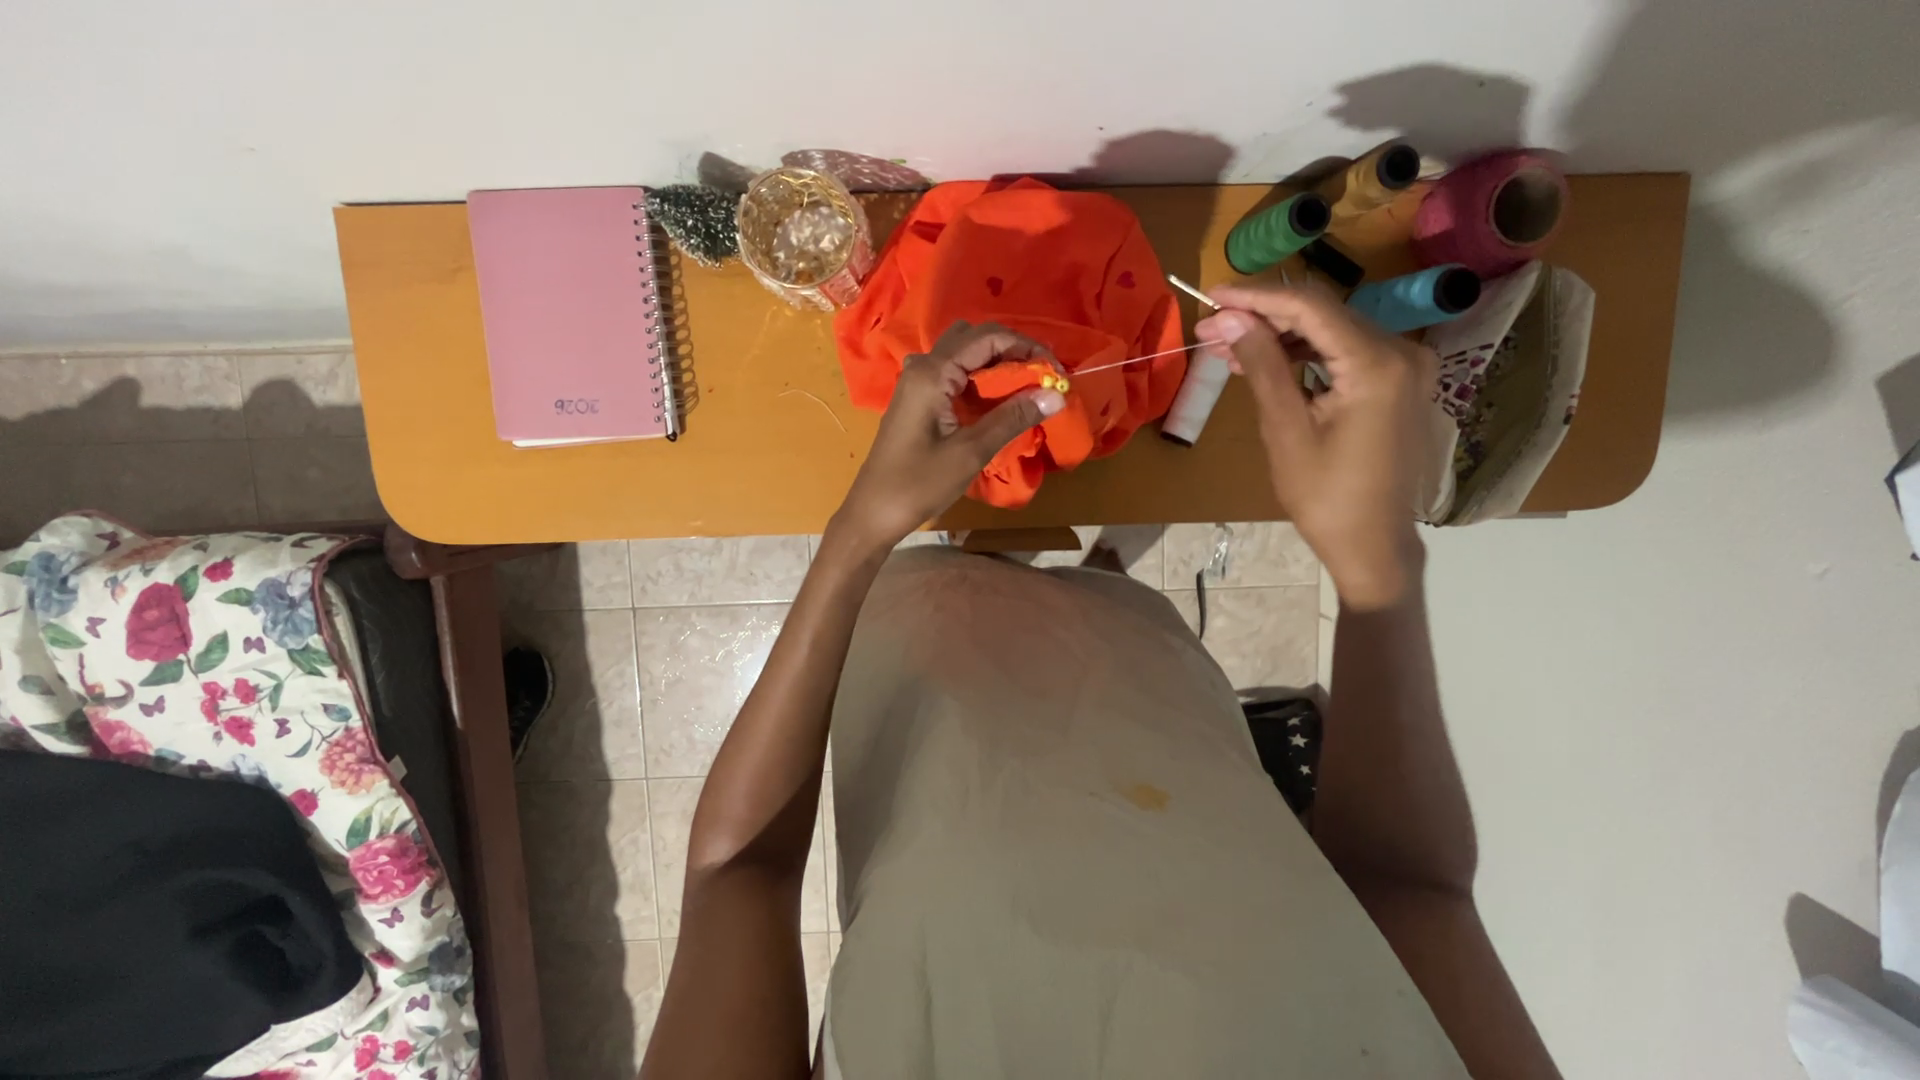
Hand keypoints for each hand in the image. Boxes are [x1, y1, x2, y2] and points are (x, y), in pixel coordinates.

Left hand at [830, 321, 1065, 552]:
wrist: (873, 512)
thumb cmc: (919, 483)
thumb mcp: (971, 451)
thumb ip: (1012, 418)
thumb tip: (1056, 394)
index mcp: (932, 372)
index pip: (987, 337)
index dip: (1026, 347)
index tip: (1055, 370)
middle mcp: (922, 367)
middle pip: (974, 338)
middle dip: (1012, 350)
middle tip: (1042, 376)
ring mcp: (916, 382)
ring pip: (962, 354)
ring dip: (995, 363)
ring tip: (1026, 387)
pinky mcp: (916, 399)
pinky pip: (952, 373)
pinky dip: (979, 378)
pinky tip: (998, 400)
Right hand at [1198, 281, 1434, 608]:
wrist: (1373, 544)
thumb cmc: (1325, 497)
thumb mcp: (1286, 430)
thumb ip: (1263, 365)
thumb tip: (1232, 319)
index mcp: (1377, 364)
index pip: (1311, 307)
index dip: (1258, 297)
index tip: (1213, 295)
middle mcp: (1401, 352)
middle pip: (1323, 314)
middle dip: (1263, 316)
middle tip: (1212, 328)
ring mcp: (1405, 367)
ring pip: (1331, 332)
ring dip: (1280, 336)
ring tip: (1227, 346)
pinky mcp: (1398, 383)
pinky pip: (1345, 354)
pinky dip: (1304, 355)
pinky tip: (1265, 361)